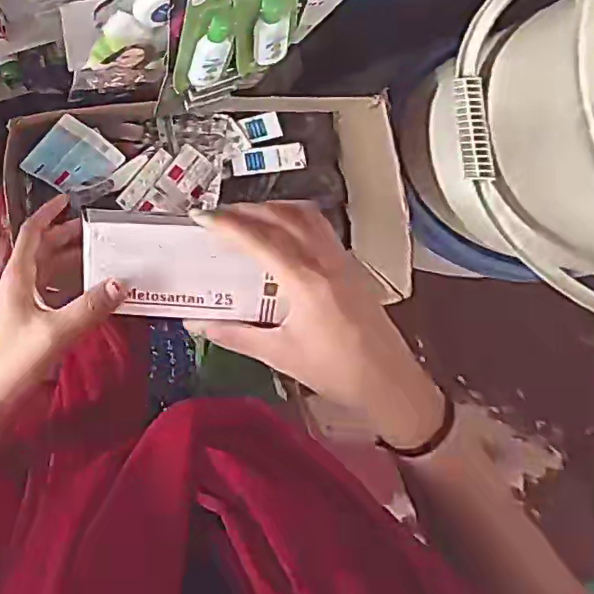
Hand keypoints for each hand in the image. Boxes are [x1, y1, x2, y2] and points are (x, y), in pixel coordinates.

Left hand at [0, 195, 125, 426]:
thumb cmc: (16, 362)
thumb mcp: (57, 332)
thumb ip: (90, 307)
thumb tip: (121, 282)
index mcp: (18, 277)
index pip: (31, 233)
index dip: (48, 214)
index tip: (66, 200)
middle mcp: (18, 284)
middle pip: (42, 248)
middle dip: (65, 235)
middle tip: (93, 229)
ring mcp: (22, 303)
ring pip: (48, 269)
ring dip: (69, 258)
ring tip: (97, 253)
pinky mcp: (29, 321)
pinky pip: (52, 290)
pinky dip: (70, 282)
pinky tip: (89, 289)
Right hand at [186, 202, 446, 447]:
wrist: (393, 386)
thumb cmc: (339, 373)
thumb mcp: (281, 355)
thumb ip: (236, 335)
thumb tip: (199, 324)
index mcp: (306, 283)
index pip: (260, 240)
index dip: (227, 225)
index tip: (203, 217)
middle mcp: (325, 262)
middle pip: (281, 216)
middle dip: (245, 210)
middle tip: (218, 215)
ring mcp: (341, 259)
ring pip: (303, 214)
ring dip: (270, 207)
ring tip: (246, 215)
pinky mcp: (350, 263)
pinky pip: (318, 224)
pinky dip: (292, 215)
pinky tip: (280, 227)